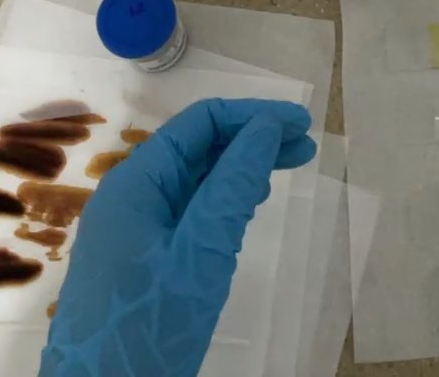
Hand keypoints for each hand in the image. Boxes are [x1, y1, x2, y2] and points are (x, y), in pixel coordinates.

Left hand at [40, 98, 315, 376]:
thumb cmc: (149, 324)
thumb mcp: (202, 251)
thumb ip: (234, 183)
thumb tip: (265, 125)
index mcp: (138, 182)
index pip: (201, 122)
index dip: (253, 115)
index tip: (300, 123)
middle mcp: (132, 195)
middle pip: (199, 147)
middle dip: (253, 139)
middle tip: (306, 145)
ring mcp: (133, 230)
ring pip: (195, 179)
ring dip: (242, 167)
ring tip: (288, 167)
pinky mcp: (141, 260)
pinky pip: (188, 211)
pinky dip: (224, 199)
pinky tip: (249, 204)